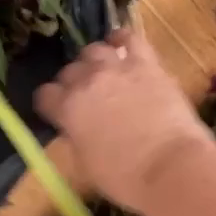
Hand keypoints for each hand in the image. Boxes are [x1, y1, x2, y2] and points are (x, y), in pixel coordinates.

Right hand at [33, 29, 215, 210]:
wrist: (170, 166)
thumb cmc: (125, 178)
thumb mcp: (86, 164)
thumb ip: (75, 136)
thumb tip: (74, 126)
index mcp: (68, 108)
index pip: (45, 95)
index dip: (49, 103)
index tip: (56, 111)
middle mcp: (88, 80)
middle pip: (69, 70)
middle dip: (71, 83)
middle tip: (82, 96)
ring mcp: (117, 67)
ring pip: (94, 50)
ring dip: (93, 61)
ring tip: (100, 72)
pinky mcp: (145, 61)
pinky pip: (129, 37)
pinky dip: (121, 38)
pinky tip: (120, 43)